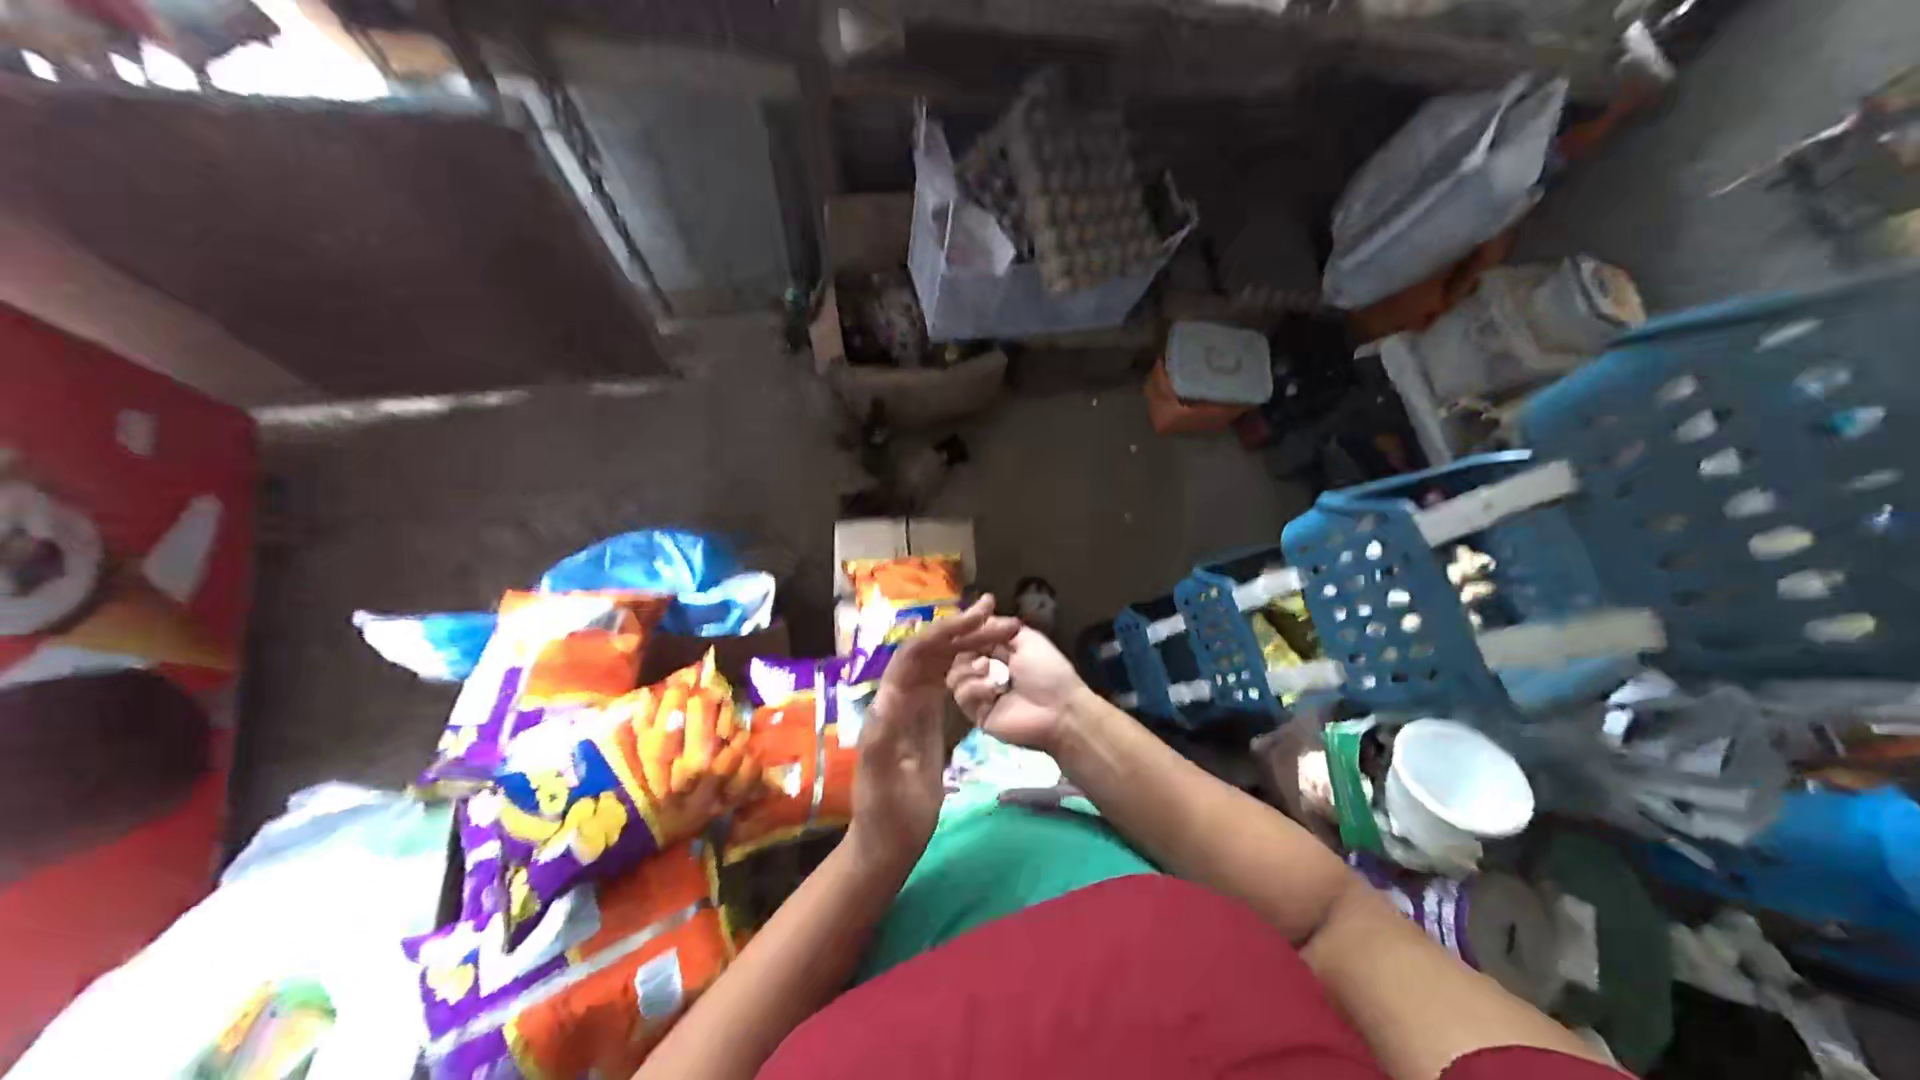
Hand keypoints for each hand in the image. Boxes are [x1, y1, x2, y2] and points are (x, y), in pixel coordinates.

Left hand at [850, 596, 1020, 871]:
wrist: (890, 838)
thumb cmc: (887, 810)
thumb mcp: (884, 774)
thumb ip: (884, 733)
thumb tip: (890, 693)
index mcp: (889, 702)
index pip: (915, 654)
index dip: (943, 631)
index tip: (976, 618)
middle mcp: (899, 696)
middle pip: (929, 650)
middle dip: (959, 628)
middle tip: (995, 612)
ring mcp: (914, 706)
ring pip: (940, 661)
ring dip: (965, 641)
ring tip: (996, 626)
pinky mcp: (927, 718)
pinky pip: (945, 679)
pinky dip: (965, 663)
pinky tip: (985, 656)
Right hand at [947, 625, 1089, 753]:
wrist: (1058, 708)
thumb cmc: (1047, 670)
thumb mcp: (1026, 639)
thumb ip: (999, 627)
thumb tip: (979, 615)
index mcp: (998, 653)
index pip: (970, 639)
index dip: (965, 633)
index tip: (964, 625)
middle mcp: (985, 671)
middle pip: (957, 657)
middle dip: (964, 650)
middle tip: (981, 654)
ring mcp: (979, 693)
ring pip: (953, 676)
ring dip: (969, 669)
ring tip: (987, 669)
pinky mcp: (976, 714)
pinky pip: (961, 696)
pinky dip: (974, 688)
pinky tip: (992, 691)